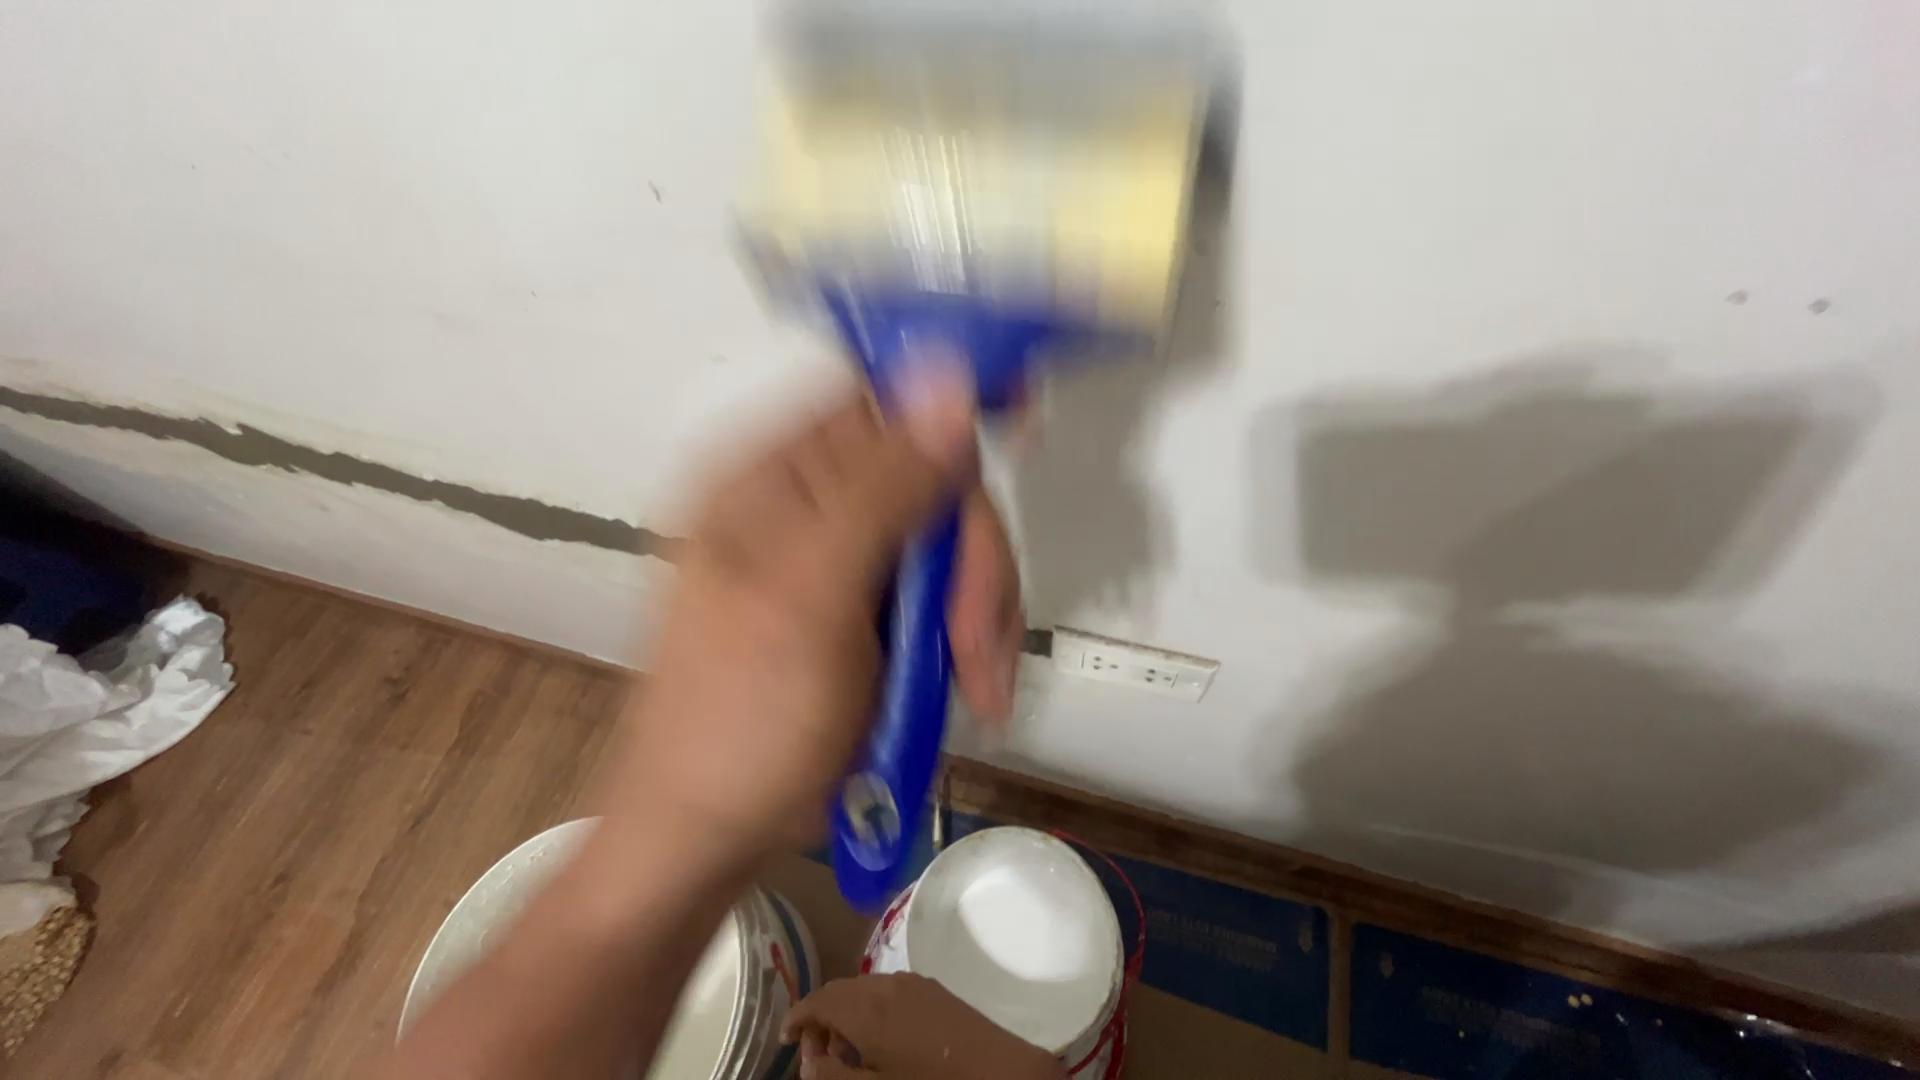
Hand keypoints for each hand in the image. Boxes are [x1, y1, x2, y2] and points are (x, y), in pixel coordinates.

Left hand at [608, 368, 1023, 857]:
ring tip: (976, 686)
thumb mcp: (812, 598)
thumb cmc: (741, 723)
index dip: (947, 410)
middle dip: (969, 562)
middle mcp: (803, 504)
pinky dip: (967, 639)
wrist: (708, 838)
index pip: (877, 400)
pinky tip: (964, 686)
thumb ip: (883, 490)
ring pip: (947, 544)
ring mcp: (837, 560)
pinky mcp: (864, 611)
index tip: (1025, 422)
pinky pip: (942, 595)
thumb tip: (948, 380)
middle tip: (974, 642)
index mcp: (767, 477)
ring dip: (977, 613)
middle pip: (931, 481)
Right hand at [783, 974, 1065, 1079]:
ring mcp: (912, 983)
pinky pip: (888, 992)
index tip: (784, 1039)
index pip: (819, 999)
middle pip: (841, 991)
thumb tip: (809, 1060)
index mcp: (867, 1007)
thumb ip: (834, 1076)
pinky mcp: (933, 989)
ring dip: (848, 1015)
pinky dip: (872, 1011)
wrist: (998, 1072)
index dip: (798, 1016)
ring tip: (849, 1056)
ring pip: (865, 990)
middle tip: (818, 1058)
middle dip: (822, 1019)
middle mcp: (886, 984)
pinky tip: (881, 1044)